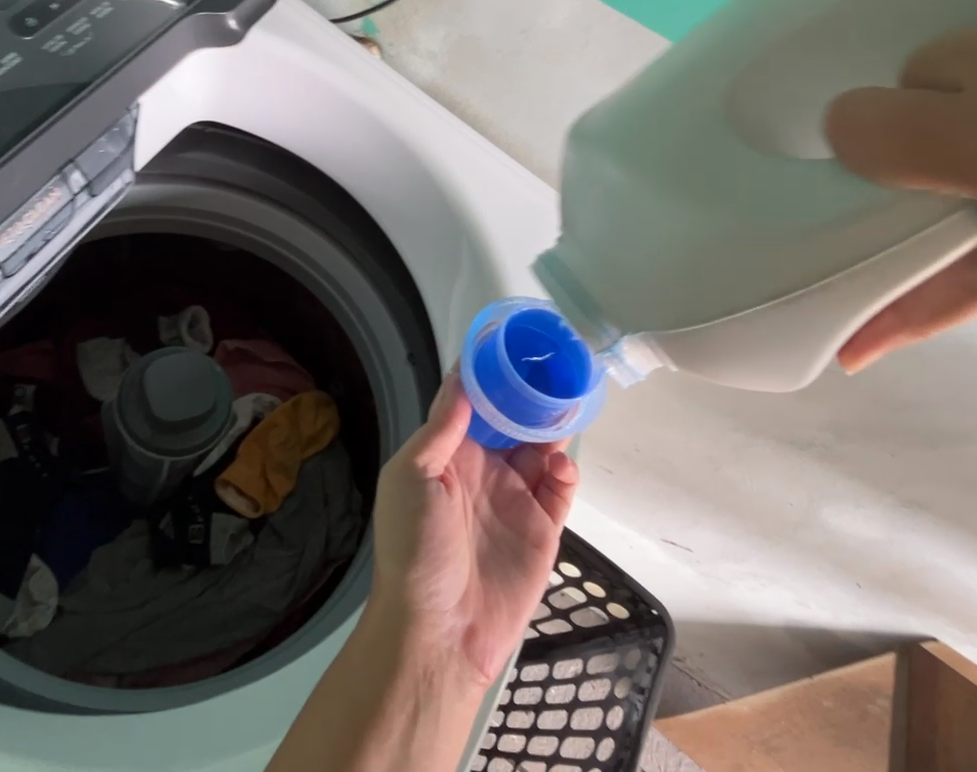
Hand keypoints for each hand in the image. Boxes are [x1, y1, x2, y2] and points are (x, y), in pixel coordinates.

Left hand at [264, 374, 579, 771]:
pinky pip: (560, 490)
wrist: (441, 629)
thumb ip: (440, 428)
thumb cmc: (416, 547)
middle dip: (529, 399)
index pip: (471, 406)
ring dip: (551, 430)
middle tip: (552, 371)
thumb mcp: (411, 477)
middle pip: (512, 423)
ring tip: (564, 410)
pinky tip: (560, 466)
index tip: (512, 346)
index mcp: (446, 455)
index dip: (489, 378)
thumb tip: (462, 378)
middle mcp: (481, 471)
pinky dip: (565, 472)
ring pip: (540, 450)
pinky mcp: (542, 529)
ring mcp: (513, 499)